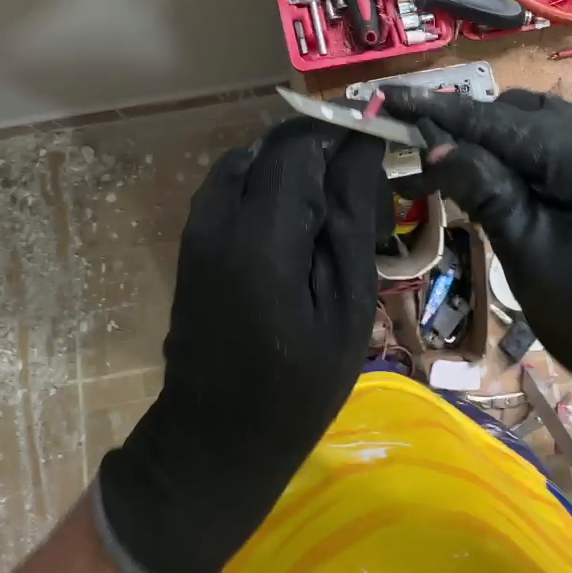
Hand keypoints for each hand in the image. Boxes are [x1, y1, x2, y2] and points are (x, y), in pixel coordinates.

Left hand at [94, 120, 387, 572]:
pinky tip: (294, 228)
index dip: (342, 136)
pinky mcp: (192, 239)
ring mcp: (198, 225)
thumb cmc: (298, 383)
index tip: (379, 151)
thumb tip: (362, 145)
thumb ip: (351, 217)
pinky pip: (232, 185)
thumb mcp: (347, 304)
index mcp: (261, 232)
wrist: (216, 436)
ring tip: (330, 214)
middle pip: (275, 145)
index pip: (301, 143)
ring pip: (251, 160)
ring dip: (294, 169)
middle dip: (321, 152)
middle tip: (361, 193)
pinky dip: (268, 187)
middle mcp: (220, 215)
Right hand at [384, 88, 571, 508]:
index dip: (439, 110)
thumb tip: (437, 146)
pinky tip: (503, 182)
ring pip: (543, 129)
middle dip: (467, 126)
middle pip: (522, 115)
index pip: (498, 120)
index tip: (387, 96)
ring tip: (452, 166)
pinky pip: (564, 152)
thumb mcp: (532, 258)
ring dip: (496, 142)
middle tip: (417, 150)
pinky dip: (526, 159)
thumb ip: (486, 192)